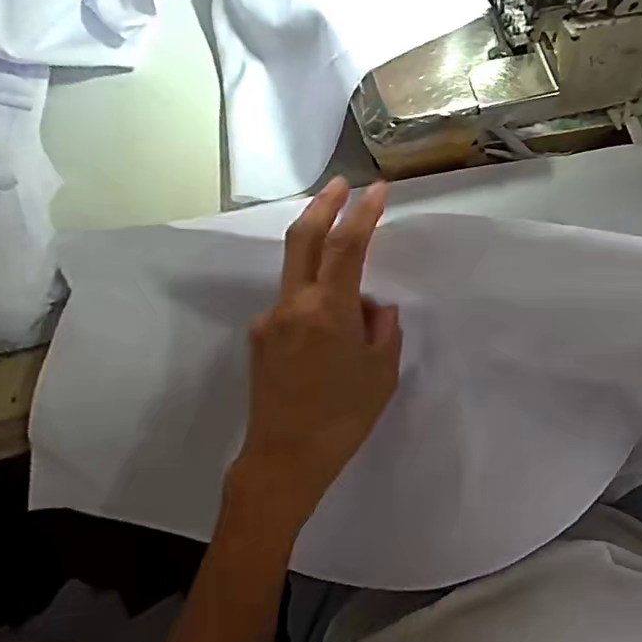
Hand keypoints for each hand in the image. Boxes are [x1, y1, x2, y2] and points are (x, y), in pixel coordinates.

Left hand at [230, 177, 403, 532]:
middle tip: (340, 184)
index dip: (362, 212)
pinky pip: (292, 305)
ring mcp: (270, 318)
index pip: (346, 245)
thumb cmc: (343, 418)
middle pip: (303, 237)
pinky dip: (314, 304)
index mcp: (328, 310)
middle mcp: (293, 304)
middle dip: (323, 204)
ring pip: (298, 272)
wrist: (284, 457)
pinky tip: (328, 341)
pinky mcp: (259, 336)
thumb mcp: (381, 373)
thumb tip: (372, 306)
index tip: (377, 189)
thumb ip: (382, 328)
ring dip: (322, 262)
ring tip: (354, 313)